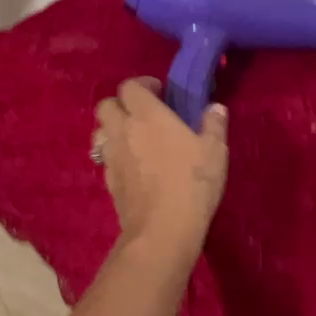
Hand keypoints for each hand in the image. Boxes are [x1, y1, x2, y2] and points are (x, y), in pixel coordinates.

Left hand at [94, 78, 228, 256]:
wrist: (163, 230)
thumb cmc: (192, 182)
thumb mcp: (214, 150)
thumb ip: (214, 124)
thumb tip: (215, 108)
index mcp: (147, 115)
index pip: (130, 86)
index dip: (142, 85)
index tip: (160, 92)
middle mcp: (123, 130)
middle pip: (106, 105)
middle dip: (121, 105)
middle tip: (143, 114)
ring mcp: (112, 157)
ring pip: (100, 132)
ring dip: (113, 130)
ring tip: (134, 139)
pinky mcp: (109, 182)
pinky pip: (106, 160)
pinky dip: (116, 157)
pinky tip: (134, 168)